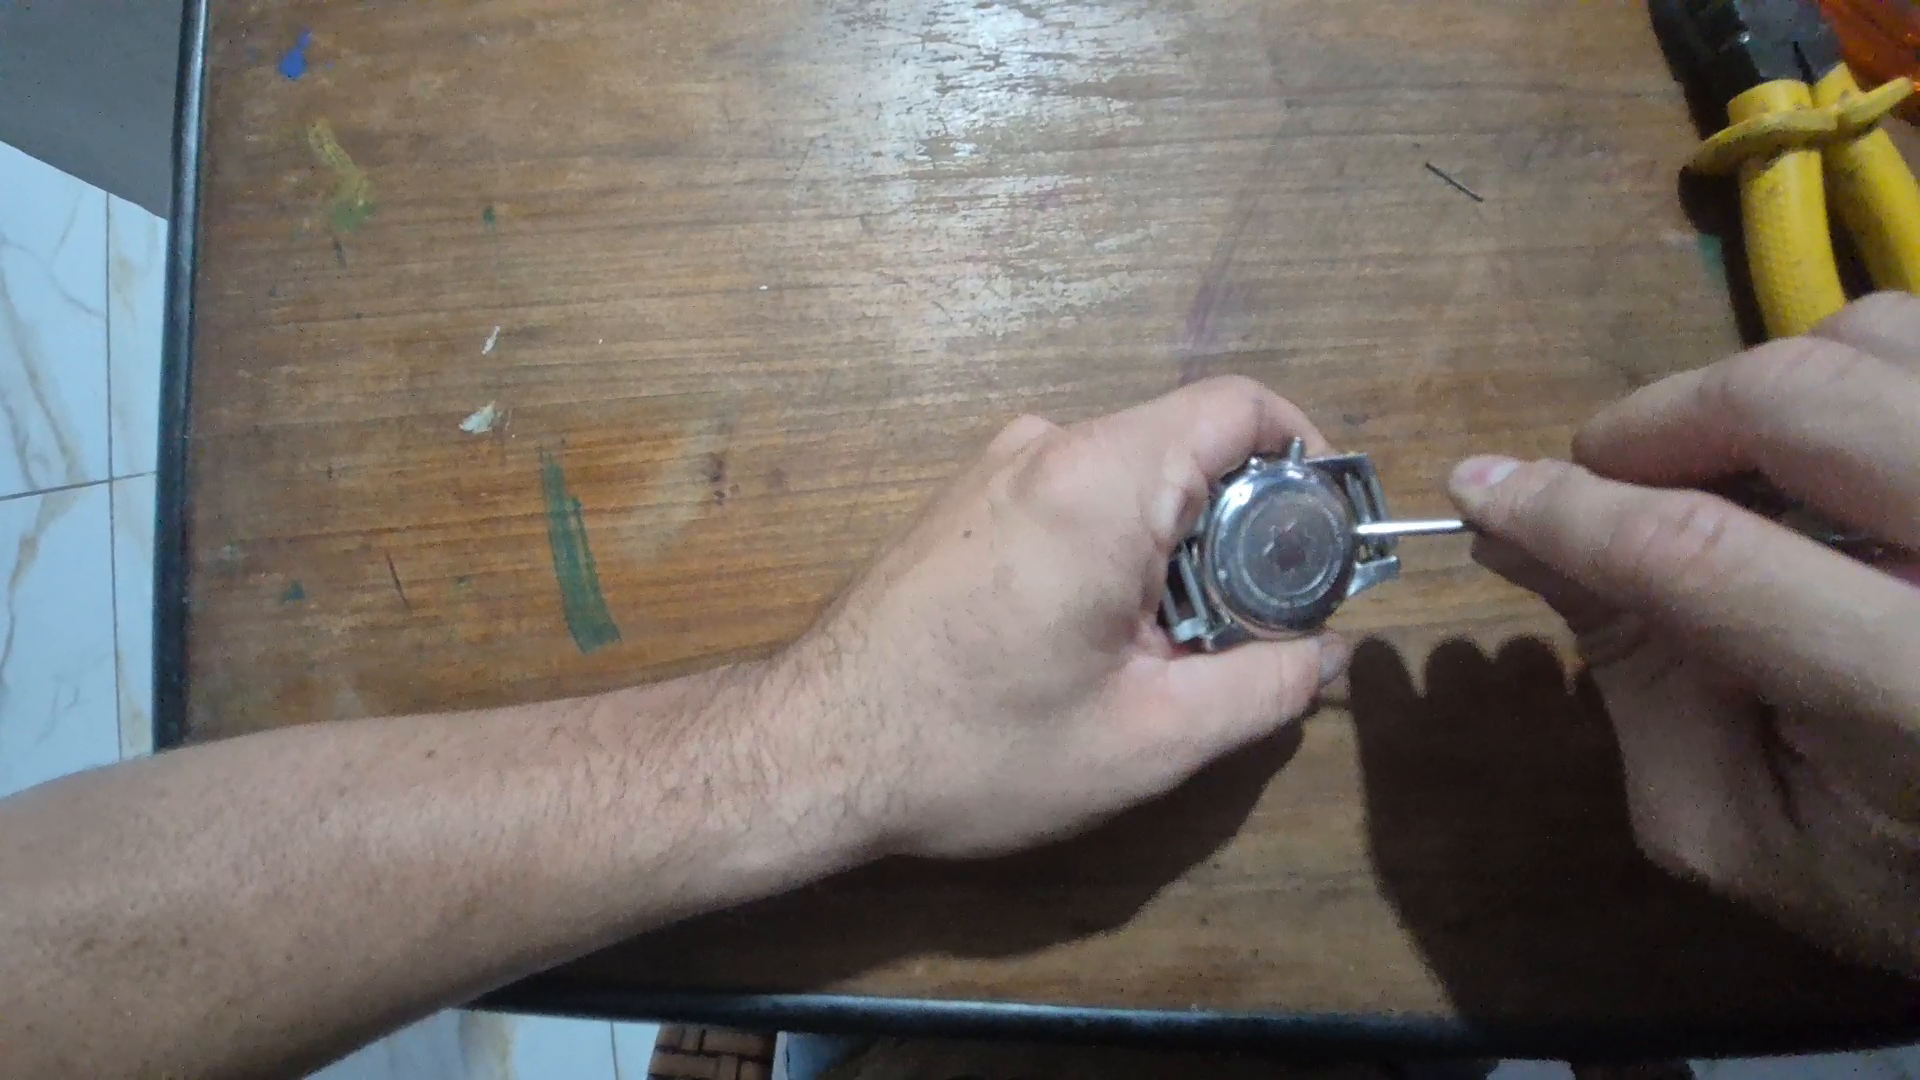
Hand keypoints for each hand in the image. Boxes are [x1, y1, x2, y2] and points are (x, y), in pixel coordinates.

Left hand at [776, 376, 1349, 859]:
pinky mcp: (966, 498)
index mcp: (1098, 479)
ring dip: (1170, 552)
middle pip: (1187, 447)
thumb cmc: (976, 747)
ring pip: (1131, 478)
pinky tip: (1088, 632)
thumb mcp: (1147, 738)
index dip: (1304, 460)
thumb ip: (1263, 687)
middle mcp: (1043, 445)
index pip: (1240, 406)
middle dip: (1236, 531)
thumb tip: (1326, 649)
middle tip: (1239, 632)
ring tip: (1154, 651)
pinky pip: (1073, 496)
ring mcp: (995, 466)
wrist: (816, 746)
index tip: (1319, 542)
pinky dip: (1112, 549)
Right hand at [1445, 292, 1919, 974]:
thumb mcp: (1721, 816)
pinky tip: (1811, 464)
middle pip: (1798, 400)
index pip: (1696, 556)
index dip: (1563, 511)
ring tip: (1714, 472)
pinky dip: (1837, 376)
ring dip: (1743, 394)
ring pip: (1875, 340)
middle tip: (1599, 478)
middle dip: (1647, 427)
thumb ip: (1624, 673)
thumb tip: (1513, 539)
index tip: (1474, 486)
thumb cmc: (1897, 875)